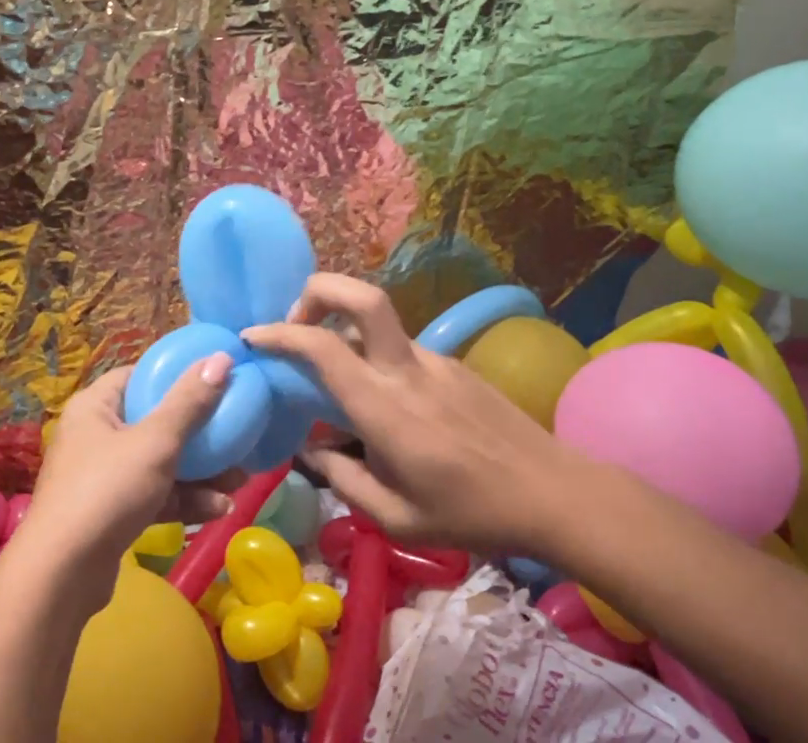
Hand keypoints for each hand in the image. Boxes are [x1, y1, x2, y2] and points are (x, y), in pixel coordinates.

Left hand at [11, 357, 244, 604]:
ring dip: (200, 471)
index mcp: (95, 406)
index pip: (137, 376)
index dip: (175, 374)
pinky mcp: (112, 513)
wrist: (64, 572)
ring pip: (160, 463)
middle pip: (154, 421)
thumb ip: (190, 402)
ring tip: (240, 480)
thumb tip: (221, 357)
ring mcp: (102, 477)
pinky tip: (219, 509)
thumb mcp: (155, 442)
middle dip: (199, 432)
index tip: (214, 378)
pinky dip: (184, 500)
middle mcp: (95, 435)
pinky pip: (155, 496)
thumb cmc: (107, 490)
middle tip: (238, 434)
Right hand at [244, 274, 590, 555]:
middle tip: (295, 322)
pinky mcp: (453, 364)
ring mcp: (434, 360)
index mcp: (384, 408)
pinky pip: (399, 348)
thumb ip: (342, 479)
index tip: (253, 338)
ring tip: (332, 374)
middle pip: (360, 295)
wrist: (554, 494)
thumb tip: (313, 448)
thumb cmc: (471, 514)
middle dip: (317, 291)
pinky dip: (373, 356)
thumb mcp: (395, 517)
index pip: (322, 348)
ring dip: (343, 328)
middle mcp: (407, 370)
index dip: (280, 333)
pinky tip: (382, 403)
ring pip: (377, 322)